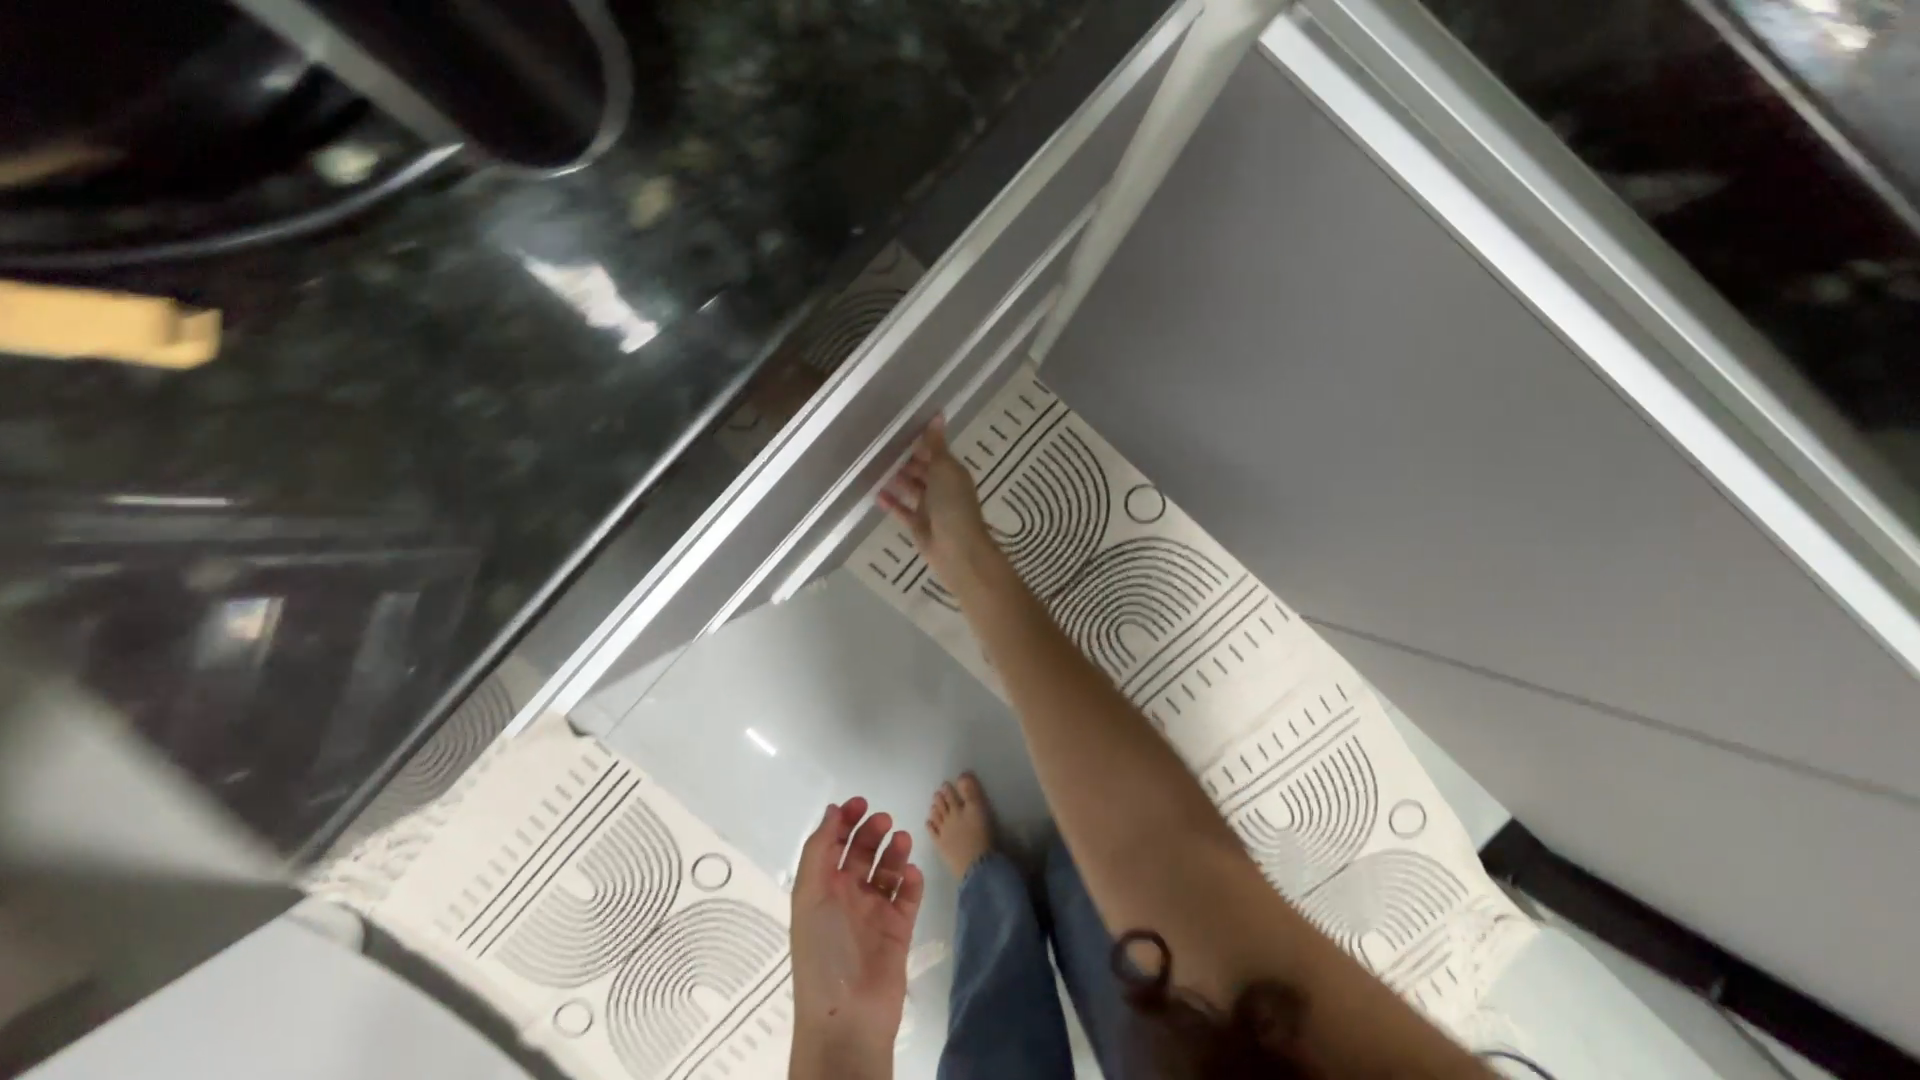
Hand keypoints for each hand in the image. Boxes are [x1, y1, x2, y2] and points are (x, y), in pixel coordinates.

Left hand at [789, 798, 924, 1079]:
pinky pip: (907, 897)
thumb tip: (831, 812)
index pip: (831, 846)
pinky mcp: (898, 929)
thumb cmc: (823, 949)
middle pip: (860, 855)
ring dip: (894, 853)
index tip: (859, 803)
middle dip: (871, 833)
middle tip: (884, 820)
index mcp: (820, 889)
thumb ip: (820, 849)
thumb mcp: (810, 894)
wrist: (849, 1013)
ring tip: (902, 840)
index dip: (843, 822)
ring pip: (887, 872)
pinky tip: (911, 874)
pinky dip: (910, 882)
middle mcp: (846, 897)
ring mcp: (873, 913)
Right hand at [878, 416, 1001, 590]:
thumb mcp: (944, 470)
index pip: (935, 452)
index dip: (920, 442)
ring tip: (874, 467)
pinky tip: (876, 493)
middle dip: (906, 460)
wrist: (957, 550)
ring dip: (897, 479)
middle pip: (922, 470)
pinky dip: (891, 502)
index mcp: (952, 472)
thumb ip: (936, 445)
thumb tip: (938, 413)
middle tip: (880, 447)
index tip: (899, 429)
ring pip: (911, 489)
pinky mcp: (918, 526)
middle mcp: (942, 488)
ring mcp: (930, 508)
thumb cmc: (953, 505)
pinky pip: (902, 510)